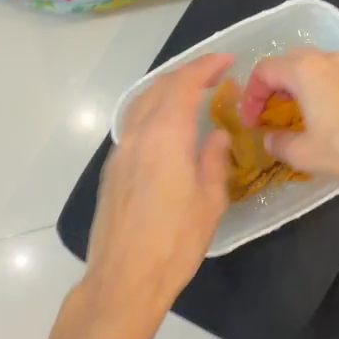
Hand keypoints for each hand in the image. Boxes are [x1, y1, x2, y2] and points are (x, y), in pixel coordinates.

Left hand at [84, 54, 235, 314]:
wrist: (123, 278)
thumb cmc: (174, 243)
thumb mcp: (209, 202)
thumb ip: (213, 161)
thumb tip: (217, 137)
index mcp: (166, 136)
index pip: (184, 84)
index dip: (206, 67)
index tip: (227, 60)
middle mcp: (138, 134)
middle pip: (159, 87)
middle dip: (187, 74)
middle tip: (214, 75)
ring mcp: (120, 151)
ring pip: (140, 103)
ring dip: (166, 90)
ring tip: (191, 94)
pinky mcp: (111, 169)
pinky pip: (133, 124)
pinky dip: (153, 111)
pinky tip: (167, 127)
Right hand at [237, 48, 338, 191]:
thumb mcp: (307, 155)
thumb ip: (280, 144)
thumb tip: (270, 140)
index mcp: (306, 71)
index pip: (265, 70)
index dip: (251, 96)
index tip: (250, 122)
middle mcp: (331, 59)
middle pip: (291, 62)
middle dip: (275, 87)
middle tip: (271, 114)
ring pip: (319, 68)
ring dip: (302, 88)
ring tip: (300, 117)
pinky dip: (326, 91)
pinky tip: (333, 119)